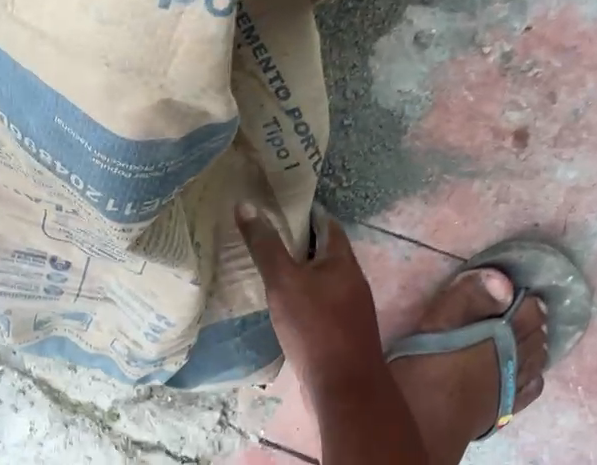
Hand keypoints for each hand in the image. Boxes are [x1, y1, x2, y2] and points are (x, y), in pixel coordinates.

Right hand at [237, 203, 389, 405]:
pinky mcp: (341, 332)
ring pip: (320, 277)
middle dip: (296, 240)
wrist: (345, 391)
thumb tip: (245, 205)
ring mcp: (349, 308)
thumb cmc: (315, 327)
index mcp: (343, 261)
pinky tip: (280, 300)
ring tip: (265, 262)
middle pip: (323, 250)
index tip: (275, 204)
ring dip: (298, 269)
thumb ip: (265, 244)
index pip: (326, 223)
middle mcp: (351, 280)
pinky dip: (301, 294)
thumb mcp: (283, 281)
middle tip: (263, 230)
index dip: (303, 210)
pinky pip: (319, 301)